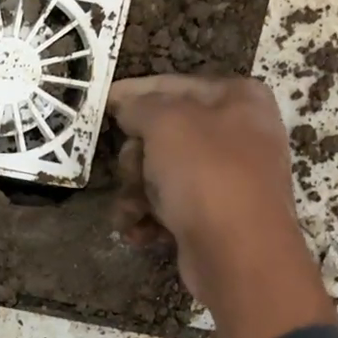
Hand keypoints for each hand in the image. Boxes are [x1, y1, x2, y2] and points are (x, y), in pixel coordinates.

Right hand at [108, 75, 336, 337]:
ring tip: (136, 214)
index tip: (99, 105)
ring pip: (154, 175)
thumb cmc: (208, 178)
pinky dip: (147, 219)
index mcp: (235, 98)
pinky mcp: (208, 212)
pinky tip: (144, 232)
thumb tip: (128, 103)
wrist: (238, 251)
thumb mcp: (170, 126)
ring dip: (134, 196)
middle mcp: (233, 131)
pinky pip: (163, 206)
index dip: (132, 95)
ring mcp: (222, 174)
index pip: (171, 87)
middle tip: (133, 174)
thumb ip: (143, 106)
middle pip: (157, 137)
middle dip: (134, 161)